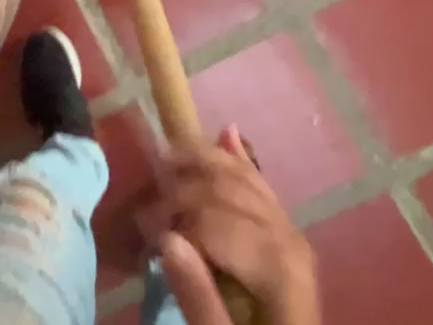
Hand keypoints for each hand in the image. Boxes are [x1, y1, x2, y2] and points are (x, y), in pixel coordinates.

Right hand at [141, 126, 318, 324]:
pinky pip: (261, 186)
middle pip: (225, 190)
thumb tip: (167, 240)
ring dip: (201, 162)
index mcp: (275, 266)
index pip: (212, 219)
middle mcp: (288, 238)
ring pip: (242, 179)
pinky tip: (226, 133)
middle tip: (143, 206)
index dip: (171, 220)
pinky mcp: (289, 237)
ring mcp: (292, 234)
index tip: (140, 234)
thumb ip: (201, 300)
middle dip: (180, 188)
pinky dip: (239, 160)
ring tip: (164, 159)